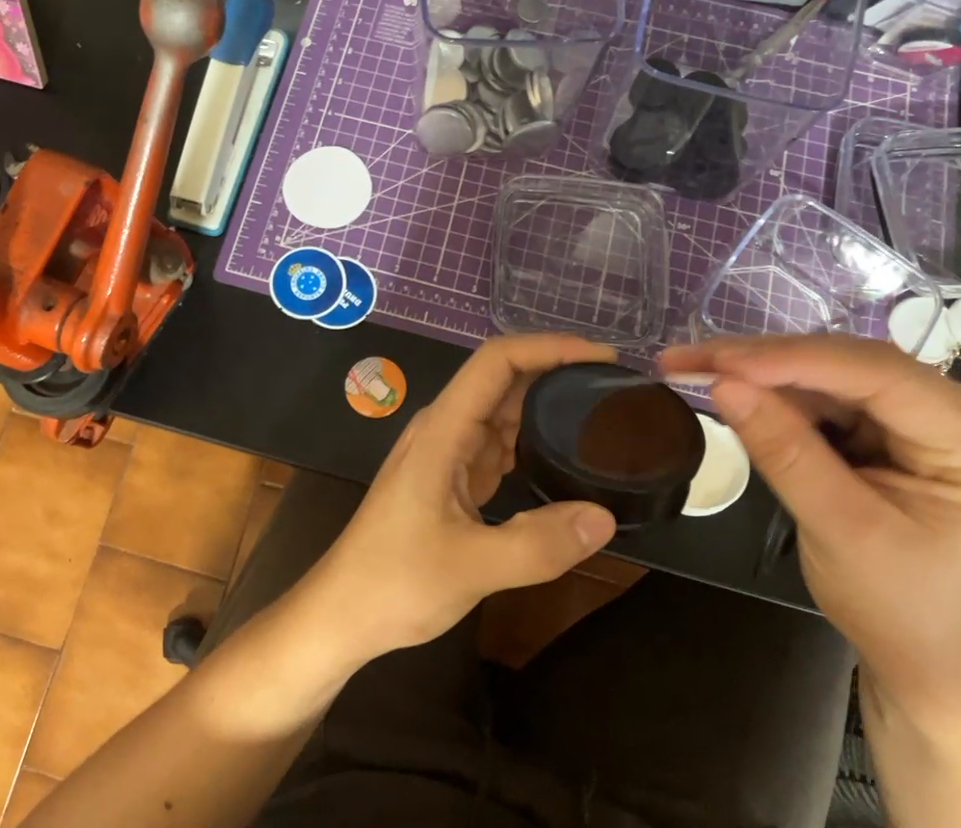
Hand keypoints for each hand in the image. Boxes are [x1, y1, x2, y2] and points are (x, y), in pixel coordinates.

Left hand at [300, 335, 620, 662]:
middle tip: (618, 391)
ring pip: (501, 414)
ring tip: (603, 416)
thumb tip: (605, 518)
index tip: (603, 359)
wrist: (342, 613)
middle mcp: (443, 432)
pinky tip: (564, 459)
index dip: (548, 347)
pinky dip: (531, 445)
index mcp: (442, 432)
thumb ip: (538, 544)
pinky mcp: (448, 483)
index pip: (496, 361)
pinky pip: (496, 448)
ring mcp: (444, 457)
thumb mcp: (471, 567)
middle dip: (557, 374)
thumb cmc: (393, 582)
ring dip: (546, 408)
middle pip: (503, 381)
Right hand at [660, 335, 960, 700]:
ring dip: (762, 372)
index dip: (795, 361)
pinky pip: (829, 395)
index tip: (719, 360)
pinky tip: (732, 387)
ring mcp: (929, 417)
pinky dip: (776, 393)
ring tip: (695, 367)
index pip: (882, 377)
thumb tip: (722, 385)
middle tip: (688, 358)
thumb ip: (784, 453)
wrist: (920, 652)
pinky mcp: (895, 426)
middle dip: (768, 361)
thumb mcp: (837, 530)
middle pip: (855, 366)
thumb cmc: (895, 604)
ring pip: (833, 374)